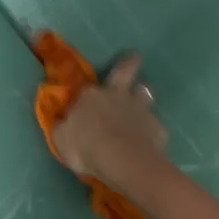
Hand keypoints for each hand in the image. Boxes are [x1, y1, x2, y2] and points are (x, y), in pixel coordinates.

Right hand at [52, 54, 169, 190]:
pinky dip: (152, 131)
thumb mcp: (60, 140)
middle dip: (130, 62)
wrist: (122, 160)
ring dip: (143, 96)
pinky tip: (149, 141)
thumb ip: (62, 128)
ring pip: (146, 93)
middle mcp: (117, 96)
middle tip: (135, 57)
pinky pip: (155, 126)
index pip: (88, 87)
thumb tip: (62, 122)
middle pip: (126, 71)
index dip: (88, 92)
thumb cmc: (86, 148)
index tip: (88, 96)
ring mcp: (140, 109)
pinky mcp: (157, 127)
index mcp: (91, 96)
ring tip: (141, 106)